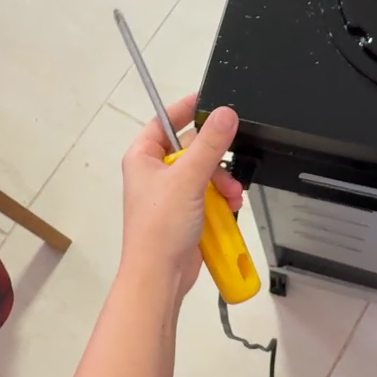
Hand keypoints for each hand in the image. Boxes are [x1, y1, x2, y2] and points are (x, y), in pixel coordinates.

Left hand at [119, 94, 242, 299]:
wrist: (160, 276)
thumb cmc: (161, 226)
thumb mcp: (188, 179)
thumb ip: (210, 144)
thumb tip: (226, 113)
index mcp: (143, 156)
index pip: (165, 121)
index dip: (187, 110)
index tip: (211, 100)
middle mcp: (155, 171)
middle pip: (193, 147)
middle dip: (216, 158)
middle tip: (229, 168)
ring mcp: (171, 193)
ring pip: (205, 171)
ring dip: (223, 181)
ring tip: (233, 194)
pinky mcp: (186, 212)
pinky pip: (209, 193)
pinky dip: (222, 197)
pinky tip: (232, 204)